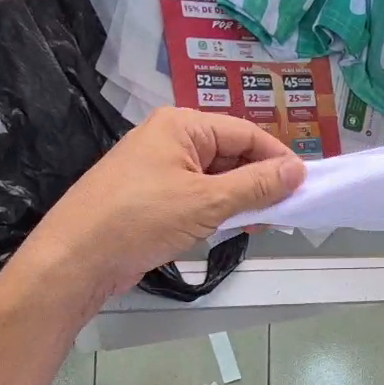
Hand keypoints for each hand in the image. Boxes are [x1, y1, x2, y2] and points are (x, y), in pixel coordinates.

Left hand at [7, 108, 306, 307]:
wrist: (77, 259)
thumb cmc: (141, 220)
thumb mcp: (208, 202)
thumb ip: (257, 185)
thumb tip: (298, 170)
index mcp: (182, 125)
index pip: (246, 133)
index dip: (278, 158)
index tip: (305, 186)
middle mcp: (171, 139)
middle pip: (232, 153)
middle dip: (260, 181)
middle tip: (287, 211)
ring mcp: (160, 169)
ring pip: (217, 178)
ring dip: (242, 199)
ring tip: (263, 224)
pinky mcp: (153, 198)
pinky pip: (199, 196)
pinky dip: (219, 211)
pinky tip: (234, 230)